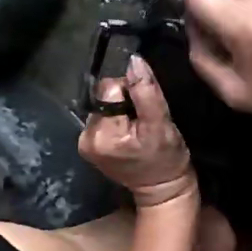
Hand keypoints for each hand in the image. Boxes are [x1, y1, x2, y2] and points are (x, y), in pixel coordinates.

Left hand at [80, 55, 196, 207]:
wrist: (163, 190)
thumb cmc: (166, 158)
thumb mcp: (161, 123)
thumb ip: (145, 91)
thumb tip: (133, 60)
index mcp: (100, 134)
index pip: (108, 88)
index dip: (129, 91)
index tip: (144, 108)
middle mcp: (86, 137)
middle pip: (104, 95)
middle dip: (125, 101)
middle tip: (143, 120)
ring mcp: (85, 143)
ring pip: (104, 105)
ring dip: (122, 110)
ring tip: (138, 127)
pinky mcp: (90, 145)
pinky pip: (104, 116)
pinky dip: (117, 120)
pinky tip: (130, 132)